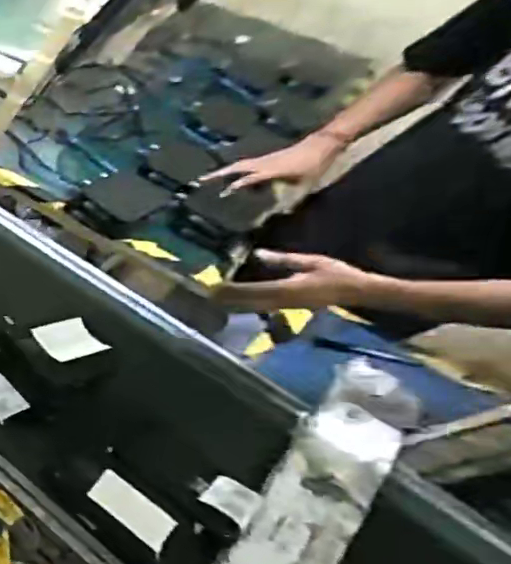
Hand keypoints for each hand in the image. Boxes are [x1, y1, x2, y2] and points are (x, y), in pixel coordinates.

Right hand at [200, 133, 342, 193]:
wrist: (324, 142)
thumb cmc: (316, 164)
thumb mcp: (308, 183)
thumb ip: (294, 197)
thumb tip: (285, 213)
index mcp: (269, 171)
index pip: (245, 180)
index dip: (233, 187)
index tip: (221, 195)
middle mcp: (262, 164)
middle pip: (235, 168)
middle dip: (218, 174)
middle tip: (201, 180)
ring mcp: (265, 159)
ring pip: (240, 164)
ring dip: (225, 169)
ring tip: (213, 175)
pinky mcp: (269, 156)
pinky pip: (248, 163)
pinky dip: (237, 167)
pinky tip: (235, 170)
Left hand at [213, 250, 380, 310]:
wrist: (362, 292)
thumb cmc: (339, 275)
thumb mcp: (312, 262)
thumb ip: (283, 260)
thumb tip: (256, 254)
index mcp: (287, 289)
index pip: (251, 290)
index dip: (230, 289)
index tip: (211, 287)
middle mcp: (281, 301)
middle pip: (245, 302)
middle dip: (224, 299)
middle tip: (201, 294)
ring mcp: (283, 307)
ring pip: (250, 307)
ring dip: (230, 303)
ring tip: (210, 299)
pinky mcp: (285, 309)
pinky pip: (258, 308)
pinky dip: (242, 305)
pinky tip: (231, 302)